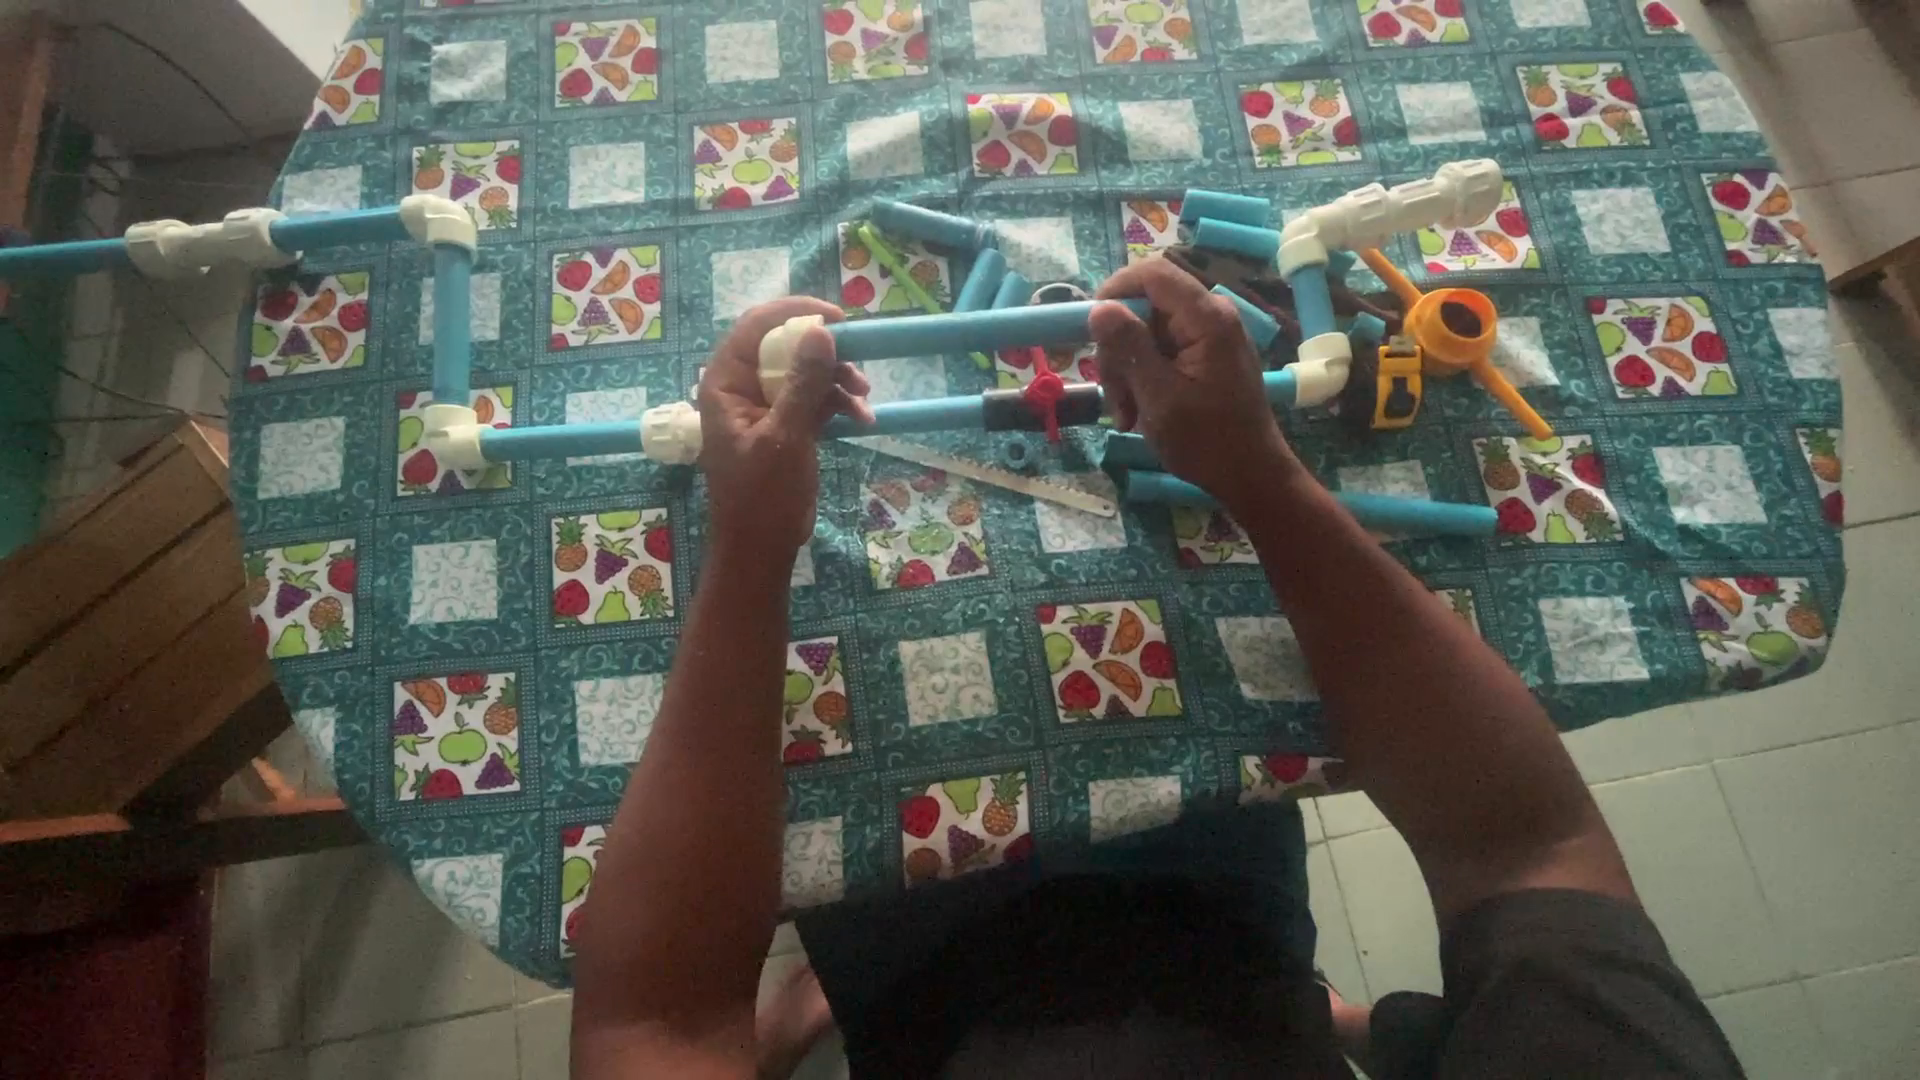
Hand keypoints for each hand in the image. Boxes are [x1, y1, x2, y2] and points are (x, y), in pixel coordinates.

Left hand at [698, 298, 873, 562]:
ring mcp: (768, 406)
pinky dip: (839, 403)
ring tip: (864, 397)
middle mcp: (744, 387)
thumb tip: (822, 332)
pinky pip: (816, 398)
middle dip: (825, 353)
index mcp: (726, 382)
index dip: (796, 315)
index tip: (837, 319)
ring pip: (806, 372)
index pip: (756, 327)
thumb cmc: (762, 495)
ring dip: (838, 380)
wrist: (762, 546)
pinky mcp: (789, 425)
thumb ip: (803, 384)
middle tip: (858, 364)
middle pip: (786, 347)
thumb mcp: (785, 437)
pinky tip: (863, 418)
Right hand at [1091, 256, 1301, 507]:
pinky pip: (1160, 354)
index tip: (1091, 331)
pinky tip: (1138, 414)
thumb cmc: (1206, 441)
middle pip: (1144, 308)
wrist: (1249, 476)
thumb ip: (1129, 348)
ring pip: (1145, 335)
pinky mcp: (1203, 358)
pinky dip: (1142, 381)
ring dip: (1126, 373)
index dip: (1115, 292)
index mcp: (1206, 319)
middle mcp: (1209, 317)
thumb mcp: (1158, 397)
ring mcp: (1207, 338)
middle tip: (1113, 397)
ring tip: (1126, 416)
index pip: (1152, 274)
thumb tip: (1099, 308)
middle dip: (1118, 351)